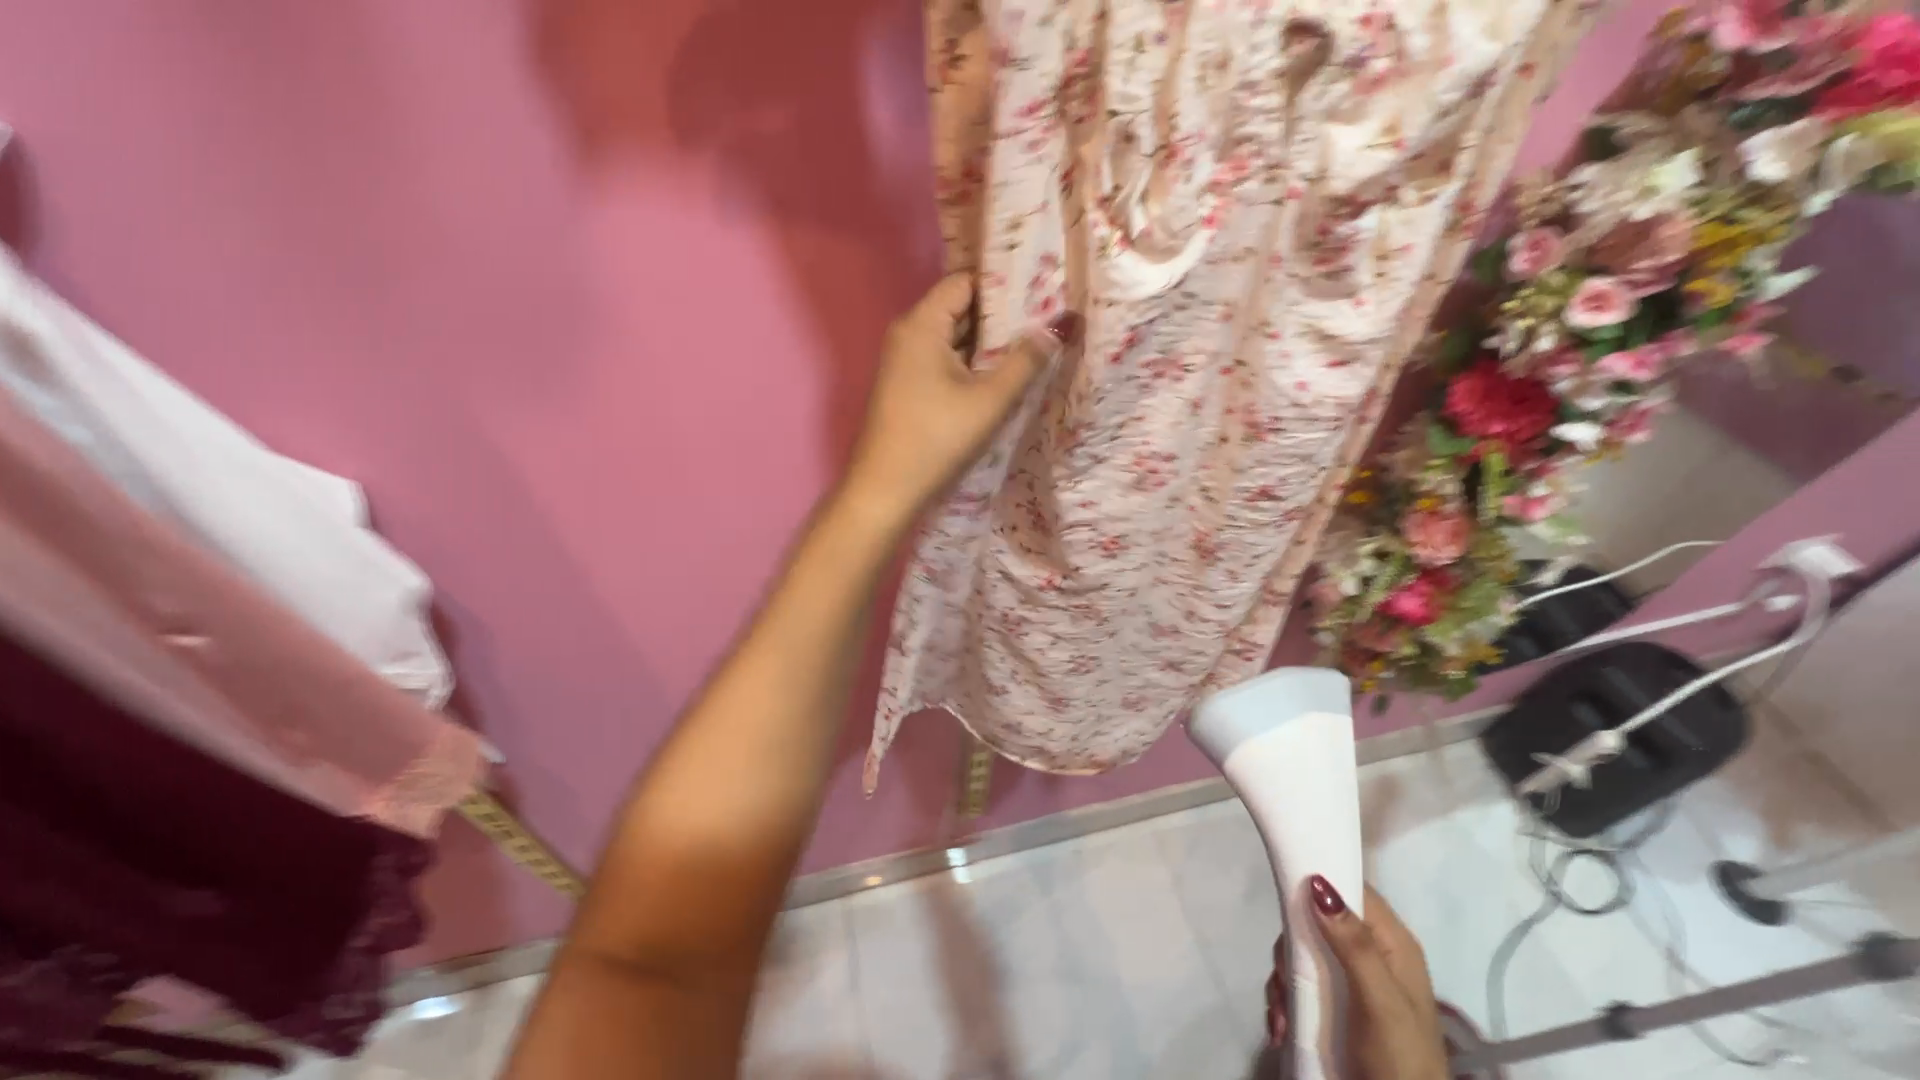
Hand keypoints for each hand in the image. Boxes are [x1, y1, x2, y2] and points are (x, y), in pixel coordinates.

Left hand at [842, 274, 1077, 519]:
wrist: (885, 490)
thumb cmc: (937, 439)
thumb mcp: (990, 400)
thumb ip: (1027, 360)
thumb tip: (1063, 323)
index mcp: (921, 324)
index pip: (965, 282)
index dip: (1003, 284)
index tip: (1042, 289)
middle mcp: (908, 334)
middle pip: (960, 308)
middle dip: (1002, 314)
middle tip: (1048, 315)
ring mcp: (905, 361)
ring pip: (955, 337)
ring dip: (990, 342)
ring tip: (1036, 342)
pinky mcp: (908, 386)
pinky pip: (945, 360)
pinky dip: (973, 362)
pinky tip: (1004, 373)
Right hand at [1265, 880, 1449, 1079]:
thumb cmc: (1401, 1059)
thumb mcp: (1381, 1003)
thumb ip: (1353, 944)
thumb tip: (1318, 883)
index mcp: (1392, 944)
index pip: (1353, 889)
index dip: (1319, 883)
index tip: (1286, 897)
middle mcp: (1371, 954)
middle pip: (1317, 921)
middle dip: (1291, 948)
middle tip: (1287, 980)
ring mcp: (1351, 980)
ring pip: (1301, 954)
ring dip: (1284, 981)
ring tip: (1283, 1016)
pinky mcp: (1335, 1005)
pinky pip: (1298, 985)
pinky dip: (1284, 1002)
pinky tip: (1281, 1027)